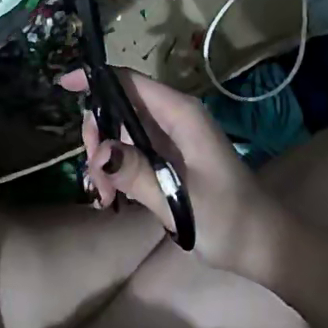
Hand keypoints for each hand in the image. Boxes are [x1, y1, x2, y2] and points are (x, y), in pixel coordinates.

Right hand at [58, 66, 272, 268]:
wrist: (263, 247)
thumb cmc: (229, 220)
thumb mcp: (179, 199)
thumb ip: (137, 173)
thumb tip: (99, 152)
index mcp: (180, 115)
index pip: (129, 81)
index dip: (95, 79)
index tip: (63, 88)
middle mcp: (172, 119)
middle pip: (117, 108)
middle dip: (98, 138)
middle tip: (96, 178)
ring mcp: (168, 138)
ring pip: (119, 132)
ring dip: (104, 161)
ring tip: (107, 198)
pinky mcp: (166, 158)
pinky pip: (129, 151)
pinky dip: (115, 171)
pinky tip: (113, 198)